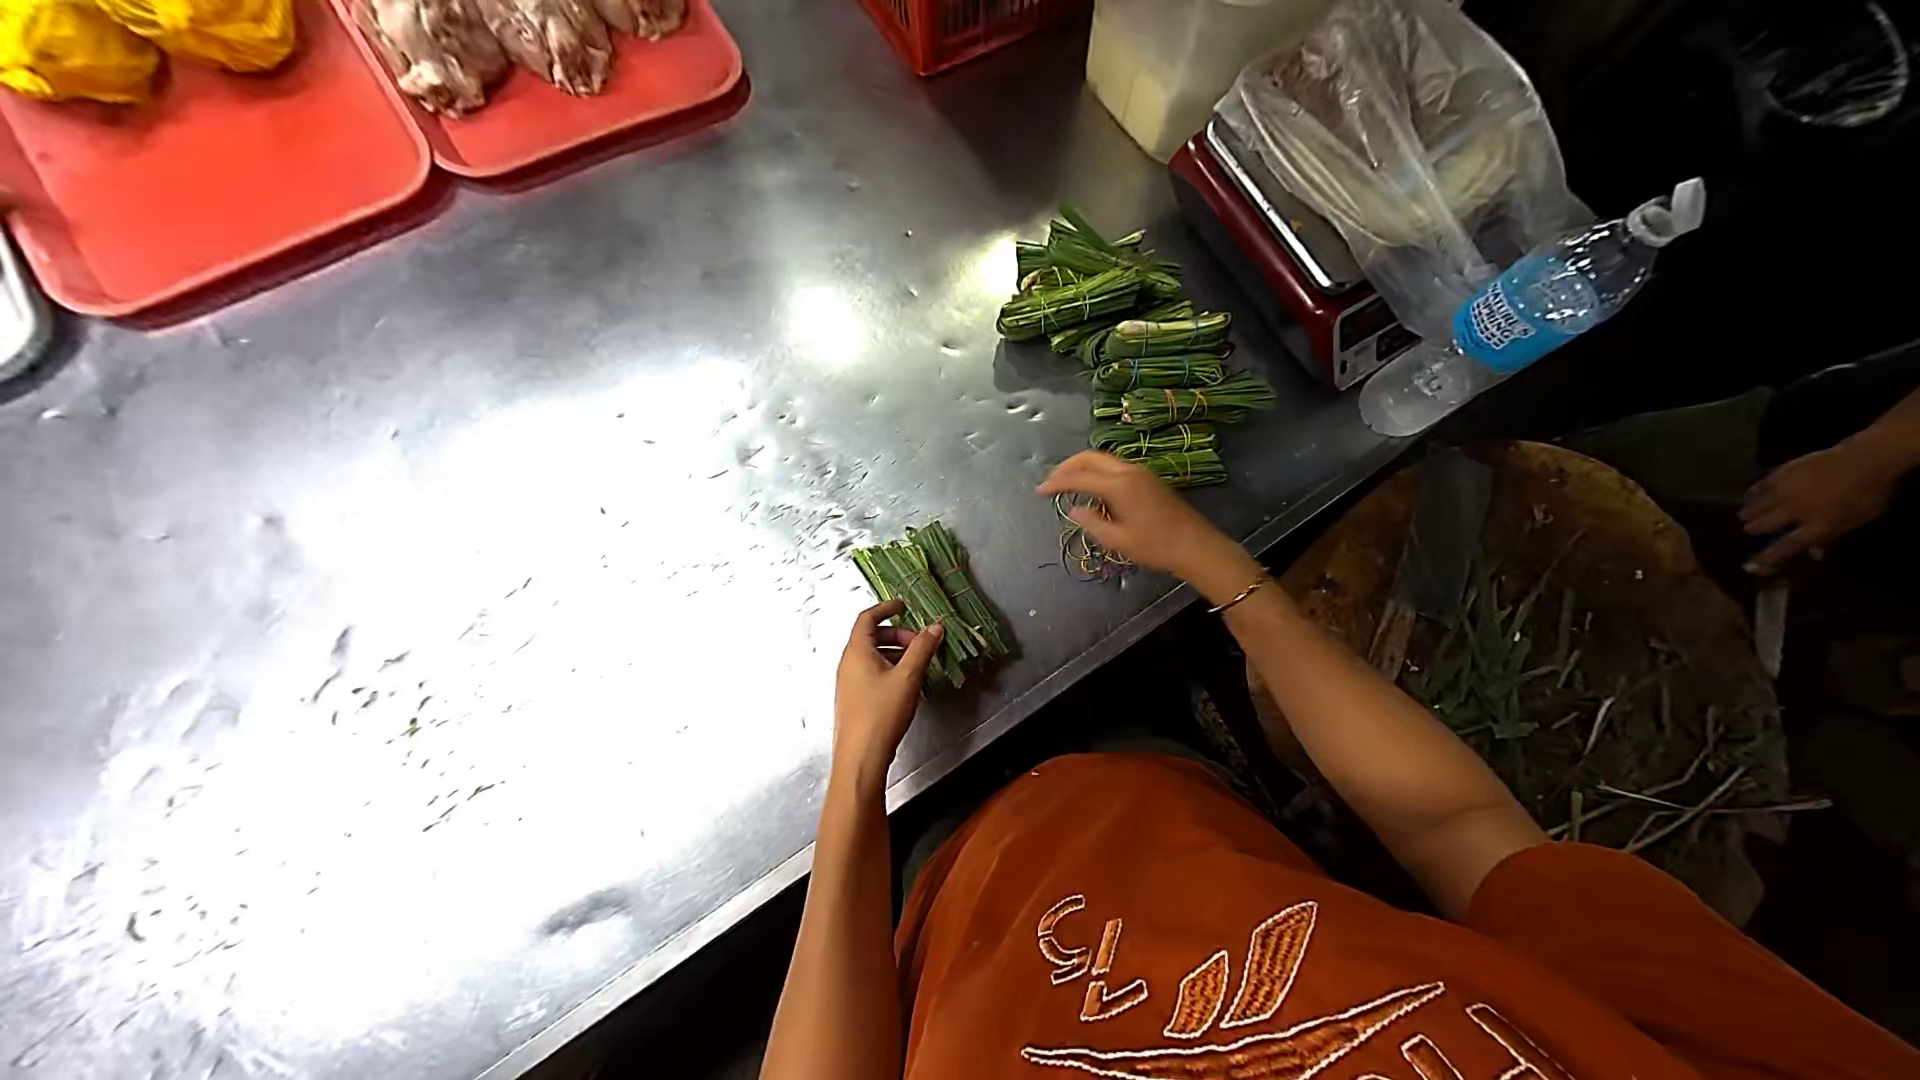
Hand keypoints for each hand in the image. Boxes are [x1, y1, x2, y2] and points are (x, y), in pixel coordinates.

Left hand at [833, 599, 943, 790]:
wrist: (861, 757)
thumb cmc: (880, 714)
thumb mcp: (908, 676)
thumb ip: (922, 648)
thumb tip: (934, 628)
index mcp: (856, 651)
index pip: (867, 618)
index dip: (885, 608)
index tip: (902, 605)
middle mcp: (848, 664)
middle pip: (871, 636)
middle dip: (898, 634)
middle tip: (919, 641)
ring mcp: (849, 683)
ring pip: (872, 656)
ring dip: (895, 653)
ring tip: (917, 663)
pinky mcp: (854, 700)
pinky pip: (871, 673)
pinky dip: (889, 669)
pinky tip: (906, 684)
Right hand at [1036, 451, 1260, 602]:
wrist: (1196, 546)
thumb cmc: (1155, 546)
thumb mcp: (1117, 540)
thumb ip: (1091, 522)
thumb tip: (1074, 509)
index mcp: (1119, 485)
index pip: (1079, 477)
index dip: (1057, 483)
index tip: (1040, 491)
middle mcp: (1129, 472)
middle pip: (1090, 457)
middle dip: (1067, 466)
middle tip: (1051, 481)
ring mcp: (1141, 473)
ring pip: (1104, 460)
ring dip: (1082, 467)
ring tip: (1067, 483)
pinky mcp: (1148, 480)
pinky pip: (1115, 467)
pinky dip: (1097, 472)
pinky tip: (1091, 489)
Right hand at [1741, 443, 1903, 573]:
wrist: (1867, 457)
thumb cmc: (1869, 491)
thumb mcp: (1858, 518)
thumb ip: (1831, 535)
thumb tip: (1814, 553)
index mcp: (1819, 525)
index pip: (1786, 547)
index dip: (1768, 558)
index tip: (1751, 566)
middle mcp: (1794, 511)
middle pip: (1759, 527)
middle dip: (1755, 530)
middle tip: (1756, 529)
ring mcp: (1782, 493)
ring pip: (1750, 511)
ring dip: (1750, 515)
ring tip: (1750, 515)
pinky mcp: (1774, 478)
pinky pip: (1752, 492)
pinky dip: (1750, 498)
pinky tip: (1752, 499)